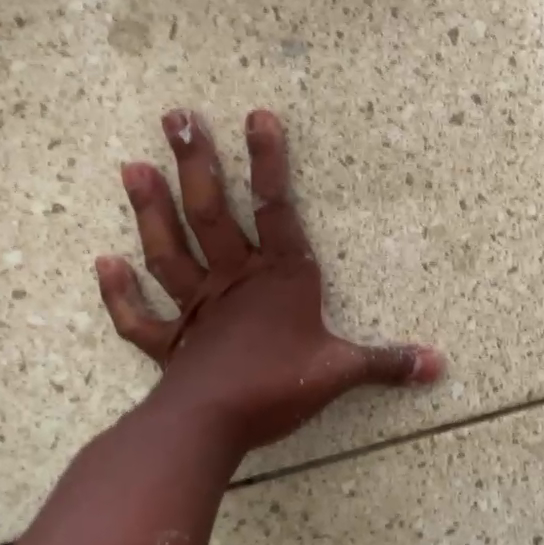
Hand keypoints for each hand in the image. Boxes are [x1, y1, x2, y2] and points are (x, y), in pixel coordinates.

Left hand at [95, 108, 444, 452]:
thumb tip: (440, 364)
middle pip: (210, 212)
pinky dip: (119, 290)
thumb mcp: (343, 371)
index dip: (268, 160)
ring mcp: (195, 308)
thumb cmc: (275, 387)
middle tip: (177, 118)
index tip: (256, 116)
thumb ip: (387, 362)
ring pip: (169, 249)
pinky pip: (139, 314)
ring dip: (149, 208)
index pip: (276, 206)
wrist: (203, 429)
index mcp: (280, 276)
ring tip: (132, 166)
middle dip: (196, 163)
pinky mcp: (168, 343)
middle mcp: (234, 280)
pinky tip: (104, 262)